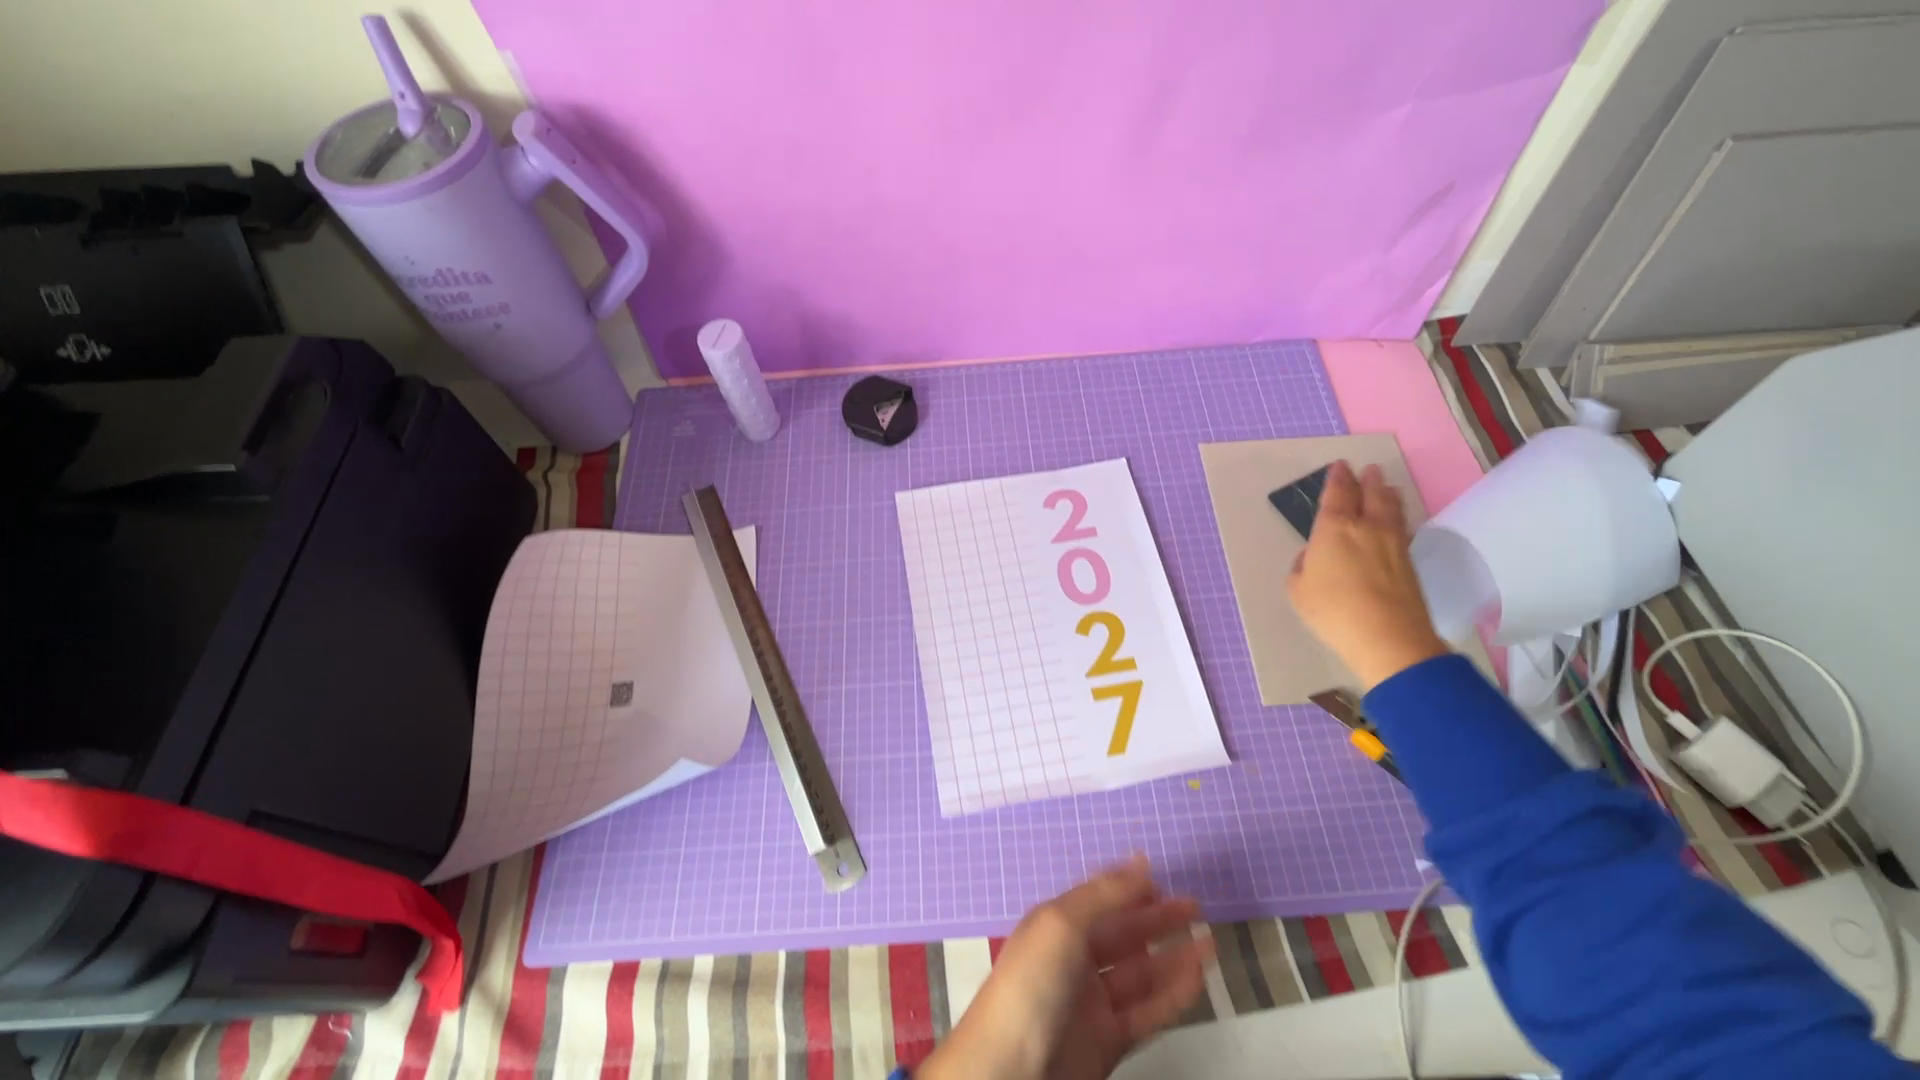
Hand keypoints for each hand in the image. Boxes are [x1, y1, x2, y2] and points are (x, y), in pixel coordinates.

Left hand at [918, 857, 1211, 1079]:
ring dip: (1172, 957)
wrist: (1010, 1070)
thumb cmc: (1031, 986)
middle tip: (1194, 906)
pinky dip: (1173, 994)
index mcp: (1053, 928)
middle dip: (1155, 919)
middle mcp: (1071, 962)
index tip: (1161, 875)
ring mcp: (1090, 1004)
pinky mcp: (1108, 1042)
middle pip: (1120, 935)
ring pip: (1138, 974)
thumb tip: (1140, 862)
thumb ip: (1104, 895)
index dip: (1126, 888)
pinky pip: (1147, 1013)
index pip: (1095, 901)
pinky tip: (1197, 976)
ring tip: (1209, 941)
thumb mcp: (1061, 925)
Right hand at [1288, 460, 1447, 689]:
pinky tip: (1397, 522)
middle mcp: (1367, 527)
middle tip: (1369, 470)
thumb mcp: (1298, 591)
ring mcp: (1393, 543)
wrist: (1388, 637)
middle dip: (1368, 480)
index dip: (1338, 479)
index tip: (1340, 467)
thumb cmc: (1333, 610)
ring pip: (1392, 509)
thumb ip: (1302, 568)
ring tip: (1387, 488)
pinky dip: (1398, 518)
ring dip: (1387, 495)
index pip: (1337, 494)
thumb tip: (1312, 558)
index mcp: (1334, 528)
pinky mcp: (1410, 562)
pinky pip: (1402, 528)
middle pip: (1371, 495)